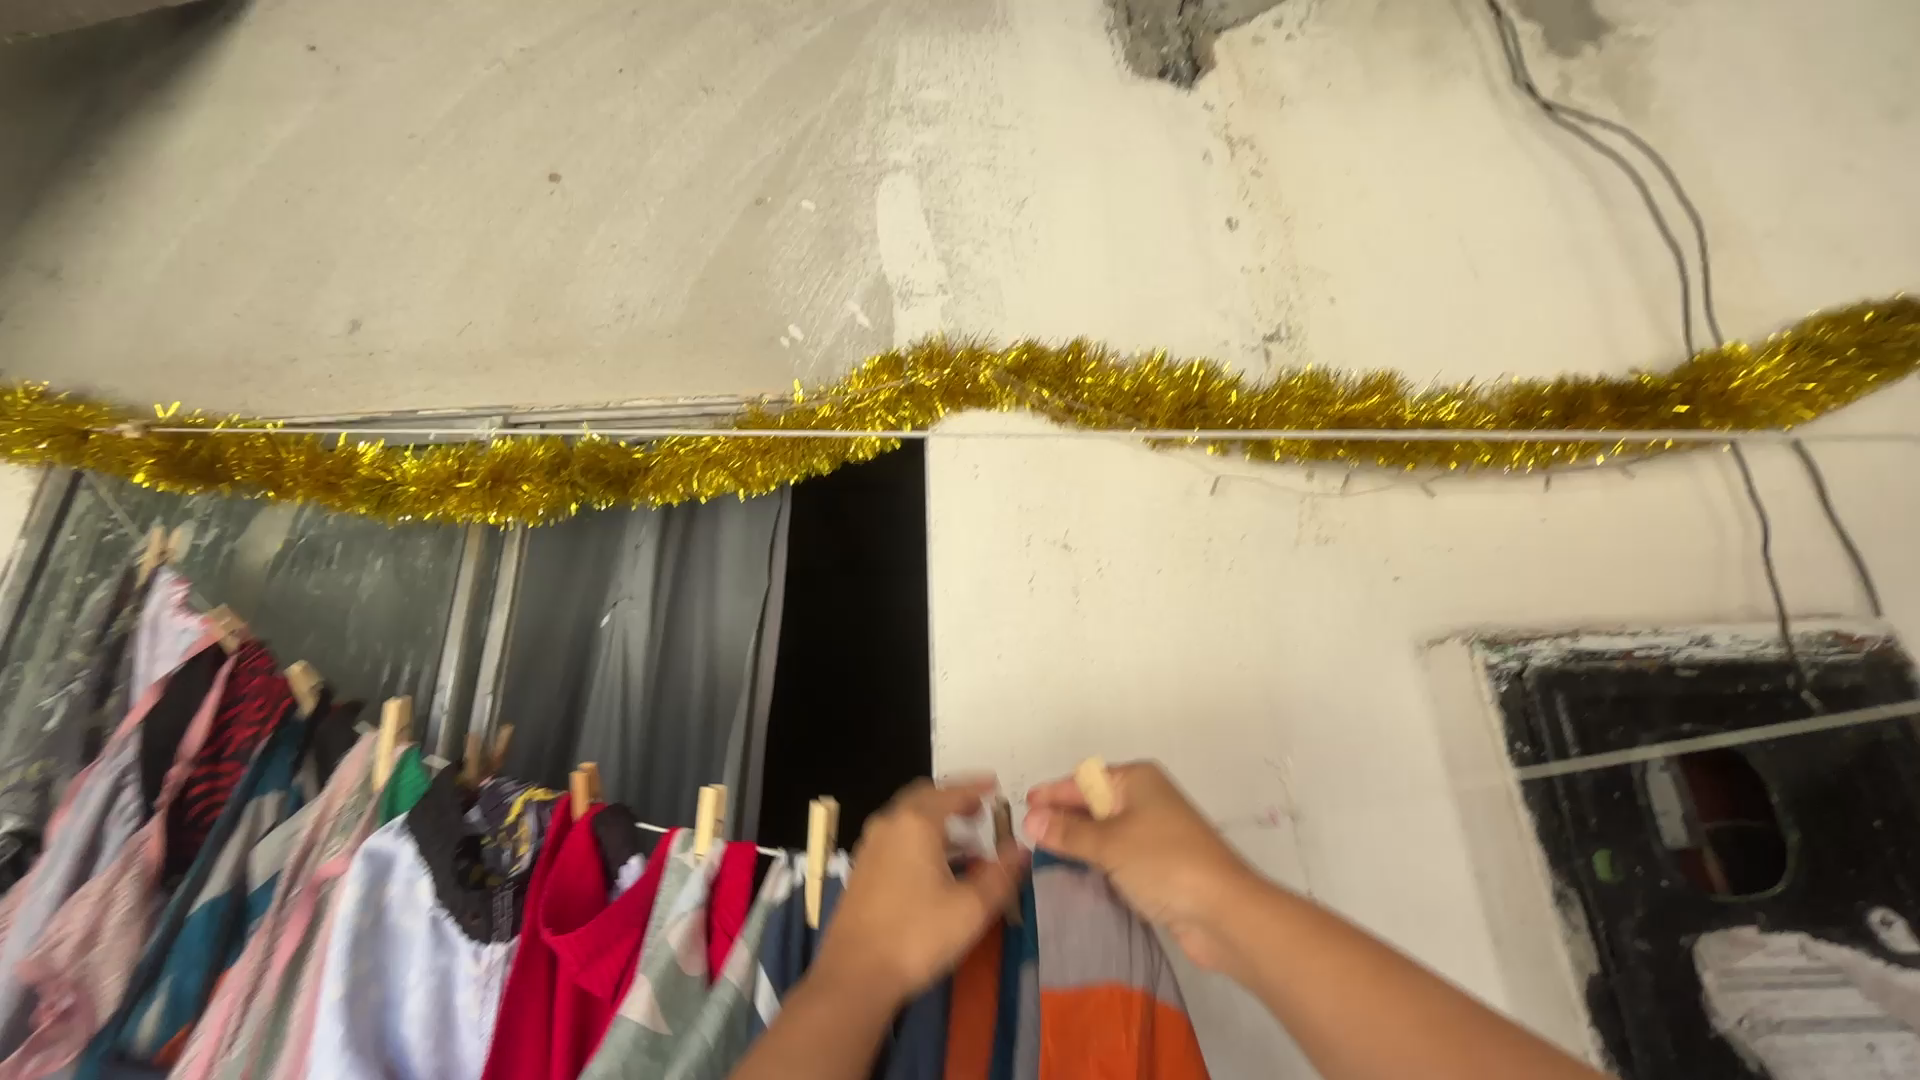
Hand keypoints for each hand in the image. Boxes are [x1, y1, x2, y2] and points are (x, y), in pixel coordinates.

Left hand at [814, 777, 1027, 1006]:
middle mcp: (889, 824)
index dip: (975, 788)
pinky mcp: (861, 870)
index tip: (995, 786)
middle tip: (979, 810)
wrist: (854, 975)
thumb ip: (1001, 875)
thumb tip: (1022, 849)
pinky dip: (919, 839)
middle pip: (924, 797)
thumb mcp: (970, 908)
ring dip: (936, 822)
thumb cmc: (917, 935)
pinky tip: (935, 868)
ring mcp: (870, 846)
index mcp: (916, 822)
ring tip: (965, 844)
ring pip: (907, 819)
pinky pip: (895, 839)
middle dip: (953, 799)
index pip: (951, 792)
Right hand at [1025, 761, 1261, 973]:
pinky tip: (1077, 871)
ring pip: (1106, 830)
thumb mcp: (1109, 844)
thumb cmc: (1165, 862)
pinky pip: (1118, 853)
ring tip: (1043, 851)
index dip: (1053, 792)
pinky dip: (1098, 859)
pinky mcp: (1160, 864)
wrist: (1224, 912)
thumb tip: (1030, 819)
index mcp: (1136, 780)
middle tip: (1028, 832)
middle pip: (1094, 802)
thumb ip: (1068, 832)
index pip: (1084, 779)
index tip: (1024, 804)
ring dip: (1079, 839)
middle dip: (1063, 815)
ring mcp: (1155, 832)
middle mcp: (1146, 798)